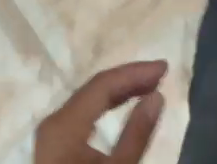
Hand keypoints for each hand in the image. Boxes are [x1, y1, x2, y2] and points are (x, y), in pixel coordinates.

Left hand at [35, 61, 167, 163]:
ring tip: (148, 87)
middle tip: (160, 74)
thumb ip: (136, 134)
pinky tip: (123, 109)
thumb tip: (156, 97)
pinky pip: (83, 116)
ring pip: (88, 101)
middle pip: (95, 89)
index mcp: (65, 123)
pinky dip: (106, 108)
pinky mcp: (54, 148)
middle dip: (129, 79)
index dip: (135, 72)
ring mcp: (52, 135)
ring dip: (119, 92)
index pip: (104, 84)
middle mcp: (55, 121)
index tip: (165, 68)